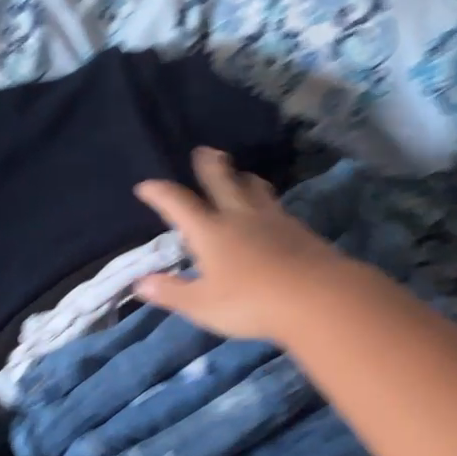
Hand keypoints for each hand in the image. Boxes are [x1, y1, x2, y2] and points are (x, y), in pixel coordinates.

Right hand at [132, 148, 357, 340]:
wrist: (316, 296)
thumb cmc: (251, 302)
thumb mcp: (203, 304)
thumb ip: (172, 292)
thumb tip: (140, 283)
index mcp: (210, 232)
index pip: (178, 204)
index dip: (160, 193)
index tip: (146, 185)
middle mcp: (239, 216)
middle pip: (222, 181)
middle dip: (209, 165)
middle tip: (203, 151)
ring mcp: (272, 220)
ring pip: (255, 189)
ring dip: (244, 178)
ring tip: (241, 174)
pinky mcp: (299, 230)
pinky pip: (278, 207)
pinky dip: (268, 202)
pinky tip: (272, 211)